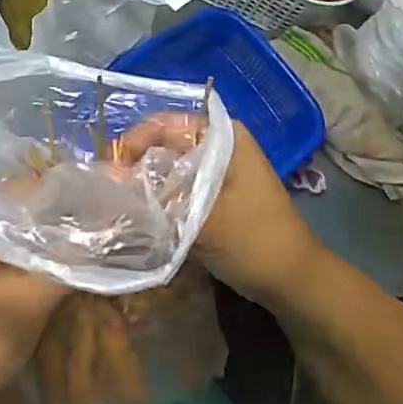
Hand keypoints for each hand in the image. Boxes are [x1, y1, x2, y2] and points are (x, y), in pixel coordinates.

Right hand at [117, 115, 320, 307]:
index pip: (168, 123)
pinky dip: (162, 197)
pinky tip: (142, 215)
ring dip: (148, 183)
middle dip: (137, 163)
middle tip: (109, 190)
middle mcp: (221, 144)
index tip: (110, 169)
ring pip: (172, 166)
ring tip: (119, 203)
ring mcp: (220, 169)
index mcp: (223, 136)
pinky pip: (181, 185)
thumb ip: (155, 200)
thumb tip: (108, 183)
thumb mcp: (203, 220)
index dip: (135, 141)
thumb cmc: (254, 240)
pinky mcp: (218, 193)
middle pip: (167, 142)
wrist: (294, 280)